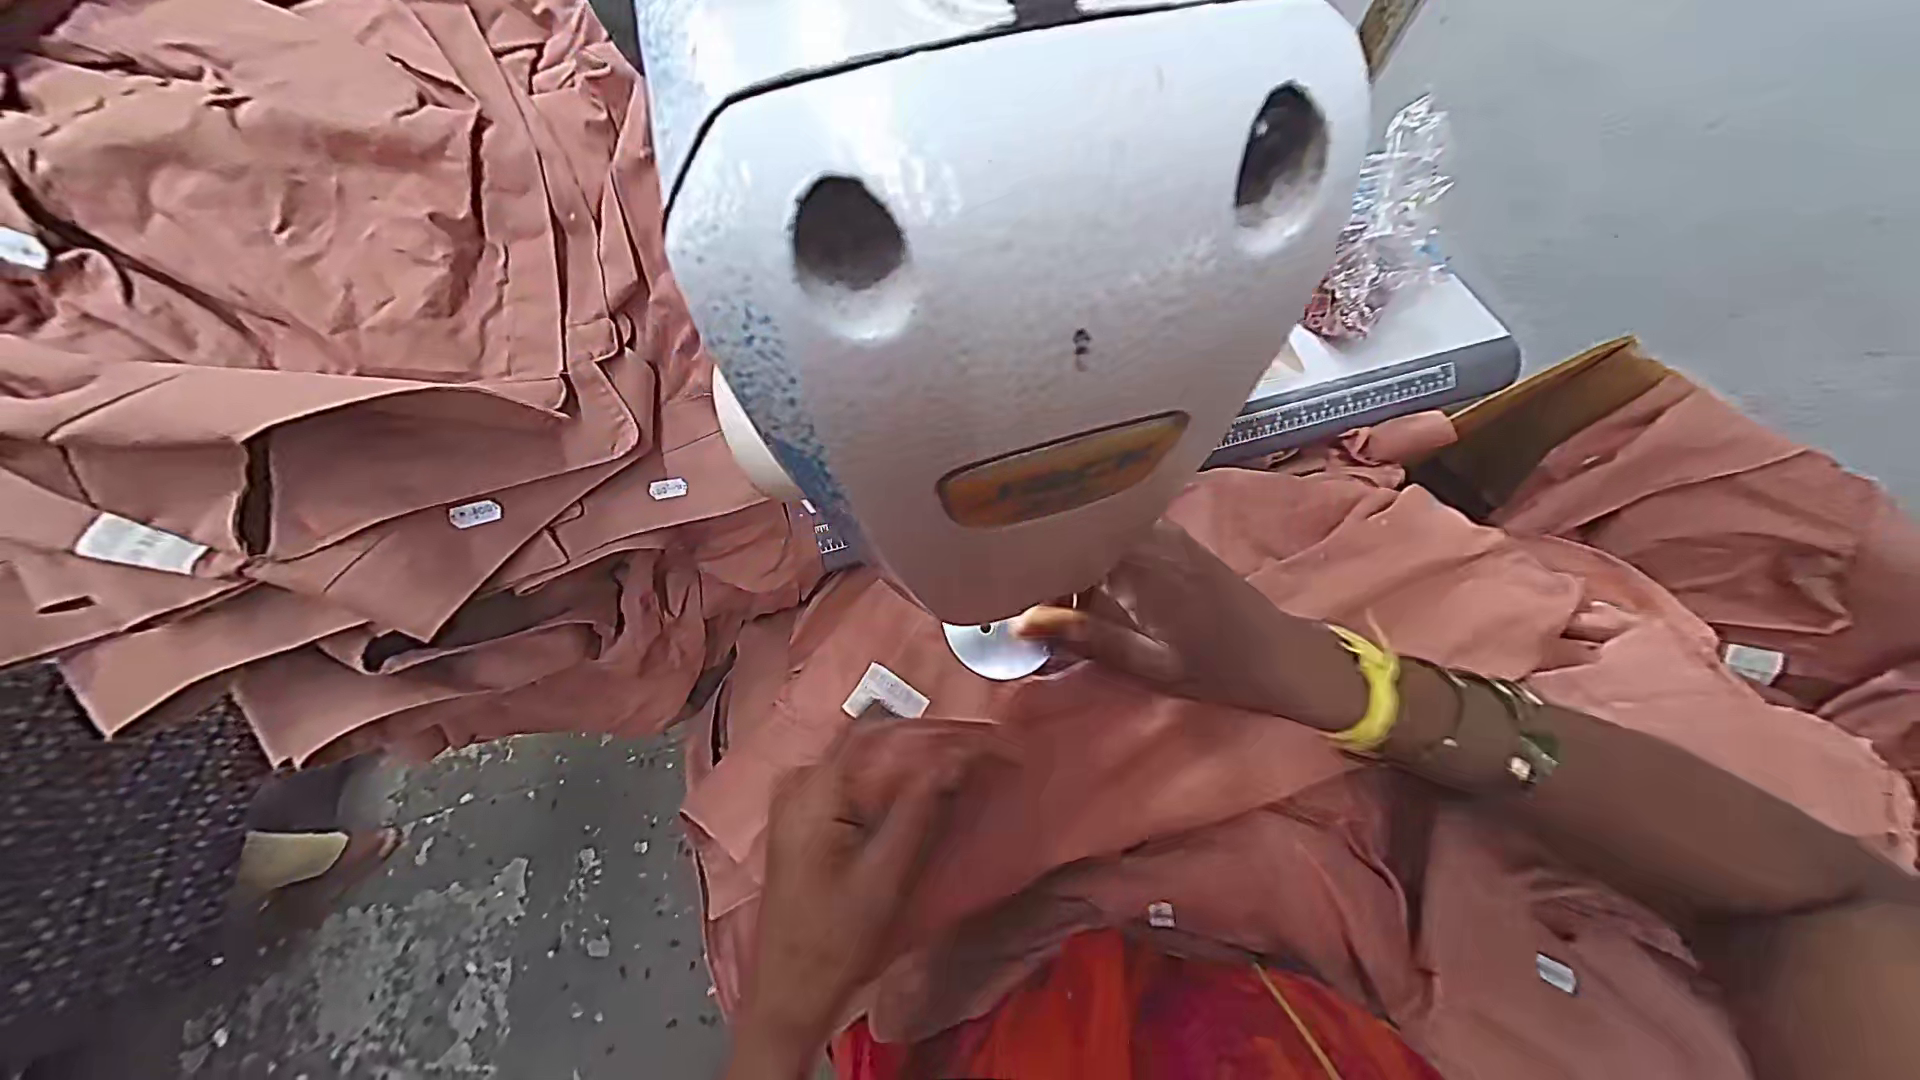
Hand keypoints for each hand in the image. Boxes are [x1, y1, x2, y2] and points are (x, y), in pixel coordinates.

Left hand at [726, 725, 974, 1078]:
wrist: (789, 996)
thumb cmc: (833, 944)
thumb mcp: (885, 876)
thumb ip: (919, 809)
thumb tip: (954, 758)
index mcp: (813, 791)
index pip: (877, 731)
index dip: (929, 729)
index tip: (972, 737)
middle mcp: (799, 783)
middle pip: (870, 737)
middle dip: (923, 739)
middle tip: (969, 750)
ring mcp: (797, 798)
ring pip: (864, 754)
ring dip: (909, 756)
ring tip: (952, 763)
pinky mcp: (804, 815)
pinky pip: (853, 776)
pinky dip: (889, 776)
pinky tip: (916, 787)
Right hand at [1011, 520, 1366, 731]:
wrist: (1282, 655)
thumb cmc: (1216, 668)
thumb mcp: (1148, 664)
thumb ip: (1085, 637)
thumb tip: (1020, 622)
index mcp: (1146, 564)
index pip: (1072, 537)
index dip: (1033, 550)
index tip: (1004, 572)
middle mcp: (1153, 534)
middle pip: (1080, 524)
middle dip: (1045, 547)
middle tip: (1013, 577)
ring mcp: (1164, 529)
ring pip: (1096, 525)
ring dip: (1069, 548)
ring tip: (1041, 579)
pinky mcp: (1170, 535)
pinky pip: (1116, 530)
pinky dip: (1092, 549)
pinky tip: (1080, 577)